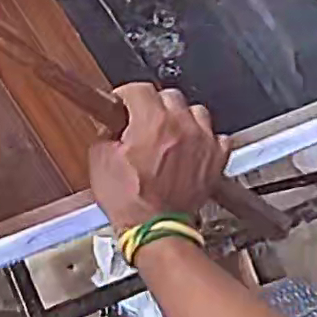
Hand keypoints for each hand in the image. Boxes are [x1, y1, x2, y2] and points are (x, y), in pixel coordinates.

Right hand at [87, 83, 229, 232]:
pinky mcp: (216, 158)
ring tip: (165, 135)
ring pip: (194, 112)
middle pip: (169, 96)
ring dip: (179, 119)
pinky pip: (215, 135)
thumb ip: (104, 137)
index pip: (139, 89)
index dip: (124, 95)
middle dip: (151, 106)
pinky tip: (186, 149)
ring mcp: (204, 141)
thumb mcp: (100, 164)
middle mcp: (182, 126)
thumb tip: (108, 128)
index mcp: (152, 123)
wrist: (154, 227)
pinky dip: (201, 138)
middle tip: (138, 123)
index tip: (119, 103)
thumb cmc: (130, 200)